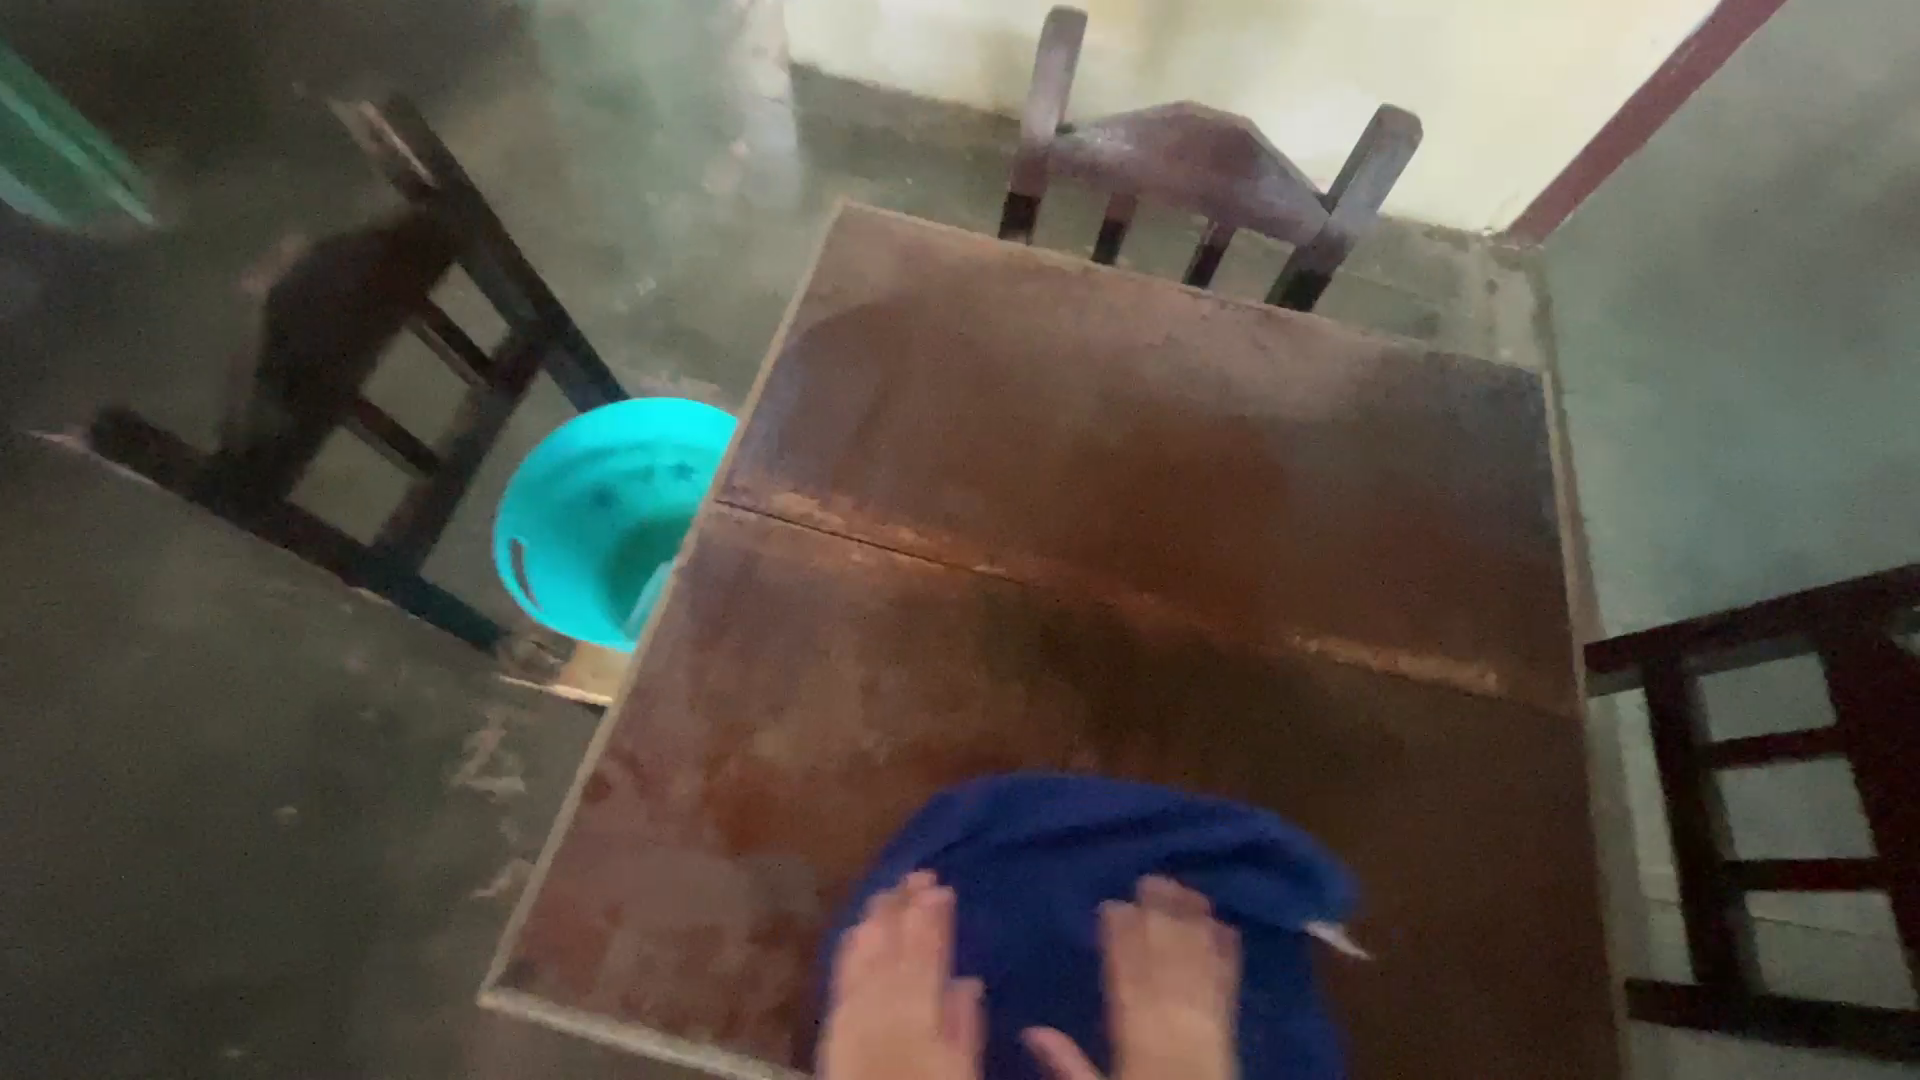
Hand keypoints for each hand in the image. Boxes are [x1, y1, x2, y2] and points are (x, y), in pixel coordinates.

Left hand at [819, 871, 984, 1079]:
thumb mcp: (961, 1077)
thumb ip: (964, 1030)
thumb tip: (967, 981)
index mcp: (920, 1021)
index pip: (928, 958)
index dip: (933, 921)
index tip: (940, 887)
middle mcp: (884, 1013)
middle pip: (896, 950)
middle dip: (906, 909)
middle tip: (917, 873)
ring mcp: (854, 1020)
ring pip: (866, 958)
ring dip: (877, 921)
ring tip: (887, 889)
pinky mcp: (833, 1032)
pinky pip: (840, 980)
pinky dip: (848, 950)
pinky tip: (853, 930)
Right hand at [1023, 876, 1239, 1079]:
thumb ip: (1068, 1064)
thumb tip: (1030, 1030)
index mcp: (1136, 1034)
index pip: (1125, 978)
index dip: (1118, 940)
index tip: (1112, 904)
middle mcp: (1170, 1021)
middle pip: (1163, 962)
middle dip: (1158, 918)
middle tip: (1153, 878)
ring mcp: (1203, 1022)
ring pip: (1196, 965)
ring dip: (1192, 925)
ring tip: (1188, 889)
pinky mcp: (1229, 1031)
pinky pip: (1228, 988)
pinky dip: (1228, 956)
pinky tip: (1227, 926)